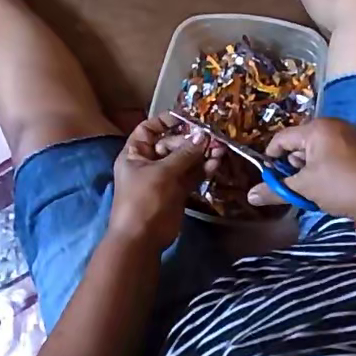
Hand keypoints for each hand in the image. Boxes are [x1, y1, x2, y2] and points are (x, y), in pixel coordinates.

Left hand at [107, 115, 221, 250]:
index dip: (165, 121)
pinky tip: (217, 163)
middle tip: (212, 138)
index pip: (148, 129)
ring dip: (201, 154)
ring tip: (220, 149)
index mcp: (135, 153)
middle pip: (171, 144)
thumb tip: (203, 135)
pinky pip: (191, 175)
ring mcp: (164, 177)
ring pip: (185, 160)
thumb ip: (184, 154)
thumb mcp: (162, 173)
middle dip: (191, 140)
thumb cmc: (143, 200)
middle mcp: (149, 162)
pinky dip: (203, 169)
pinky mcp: (177, 191)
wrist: (141, 238)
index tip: (186, 117)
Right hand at [247, 118, 355, 219]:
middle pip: (299, 143)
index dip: (270, 160)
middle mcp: (332, 125)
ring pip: (317, 151)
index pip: (280, 139)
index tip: (270, 180)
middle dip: (293, 166)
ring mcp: (349, 135)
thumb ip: (276, 190)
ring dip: (310, 170)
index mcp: (315, 129)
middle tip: (297, 187)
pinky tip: (334, 188)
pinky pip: (333, 154)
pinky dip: (327, 170)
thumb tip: (250, 196)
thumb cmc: (344, 187)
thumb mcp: (305, 189)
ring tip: (316, 191)